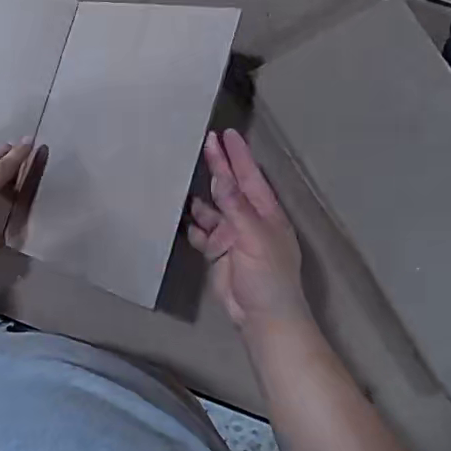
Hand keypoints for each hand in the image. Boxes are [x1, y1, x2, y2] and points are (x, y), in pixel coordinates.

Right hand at [188, 129, 310, 329]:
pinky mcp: (217, 253)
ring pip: (211, 209)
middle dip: (217, 166)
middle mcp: (247, 219)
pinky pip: (201, 233)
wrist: (262, 317)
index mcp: (265, 213)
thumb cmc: (268, 276)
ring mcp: (231, 236)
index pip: (250, 176)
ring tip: (181, 178)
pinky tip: (184, 218)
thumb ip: (236, 207)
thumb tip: (222, 177)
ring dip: (199, 197)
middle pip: (229, 187)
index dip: (238, 155)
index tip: (226, 133)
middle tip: (203, 141)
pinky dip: (192, 225)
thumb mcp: (255, 237)